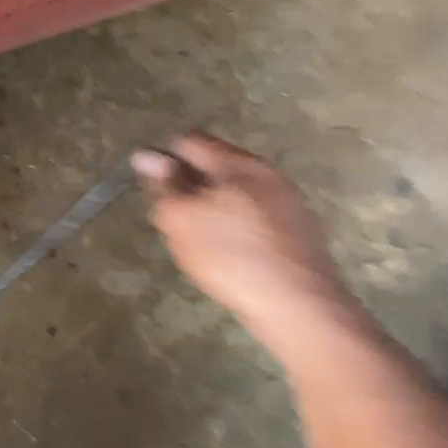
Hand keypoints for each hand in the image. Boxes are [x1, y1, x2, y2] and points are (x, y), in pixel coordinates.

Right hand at [132, 132, 355, 336]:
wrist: (300, 306)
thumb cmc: (229, 255)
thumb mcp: (179, 217)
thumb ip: (162, 184)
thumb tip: (147, 156)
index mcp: (239, 164)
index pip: (190, 140)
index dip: (164, 158)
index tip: (153, 186)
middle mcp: (269, 174)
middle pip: (216, 164)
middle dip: (190, 183)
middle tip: (174, 214)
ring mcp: (290, 203)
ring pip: (236, 191)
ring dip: (213, 205)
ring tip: (201, 237)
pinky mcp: (300, 232)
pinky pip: (256, 214)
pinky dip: (236, 224)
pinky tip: (230, 252)